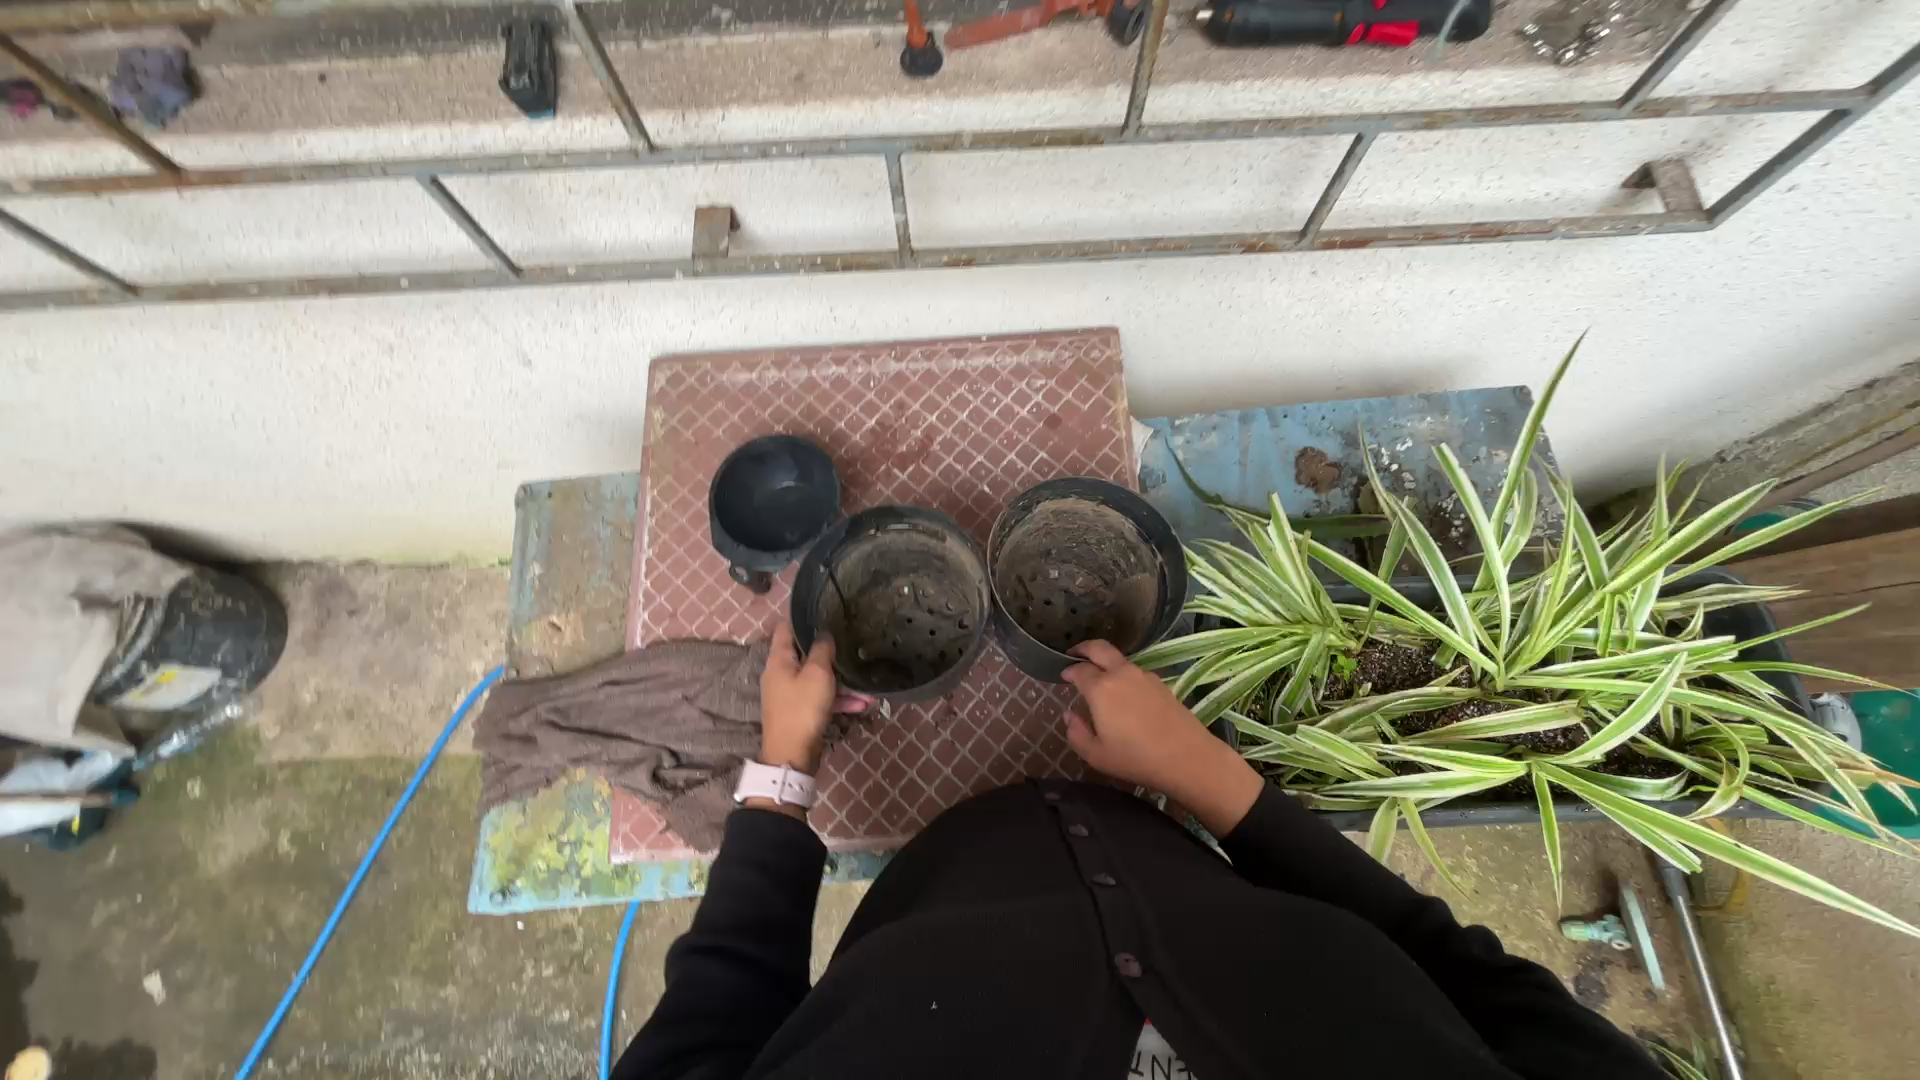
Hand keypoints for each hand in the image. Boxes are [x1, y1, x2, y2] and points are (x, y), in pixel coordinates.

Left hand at [759, 621, 871, 777]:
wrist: (791, 756)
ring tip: (866, 684)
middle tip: (850, 639)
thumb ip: (821, 650)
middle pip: (805, 653)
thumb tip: (824, 633)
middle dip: (829, 650)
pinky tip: (862, 704)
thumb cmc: (802, 709)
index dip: (800, 615)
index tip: (820, 606)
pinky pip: (821, 698)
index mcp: (778, 660)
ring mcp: (790, 693)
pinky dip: (839, 699)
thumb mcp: (817, 674)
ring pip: (817, 678)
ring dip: (841, 680)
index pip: (785, 627)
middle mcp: (781, 673)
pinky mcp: (800, 711)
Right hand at [1061, 640, 1264, 836]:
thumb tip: (1069, 715)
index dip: (1067, 671)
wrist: (1187, 757)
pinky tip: (1125, 694)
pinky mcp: (1160, 683)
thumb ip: (1076, 732)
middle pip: (1099, 647)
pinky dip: (1123, 674)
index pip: (1078, 669)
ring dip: (1105, 661)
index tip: (1062, 676)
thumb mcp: (1096, 754)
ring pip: (1118, 659)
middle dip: (1083, 648)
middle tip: (1074, 654)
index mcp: (1100, 688)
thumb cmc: (1136, 758)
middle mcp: (1121, 673)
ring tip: (1100, 678)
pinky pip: (1134, 671)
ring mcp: (1143, 675)